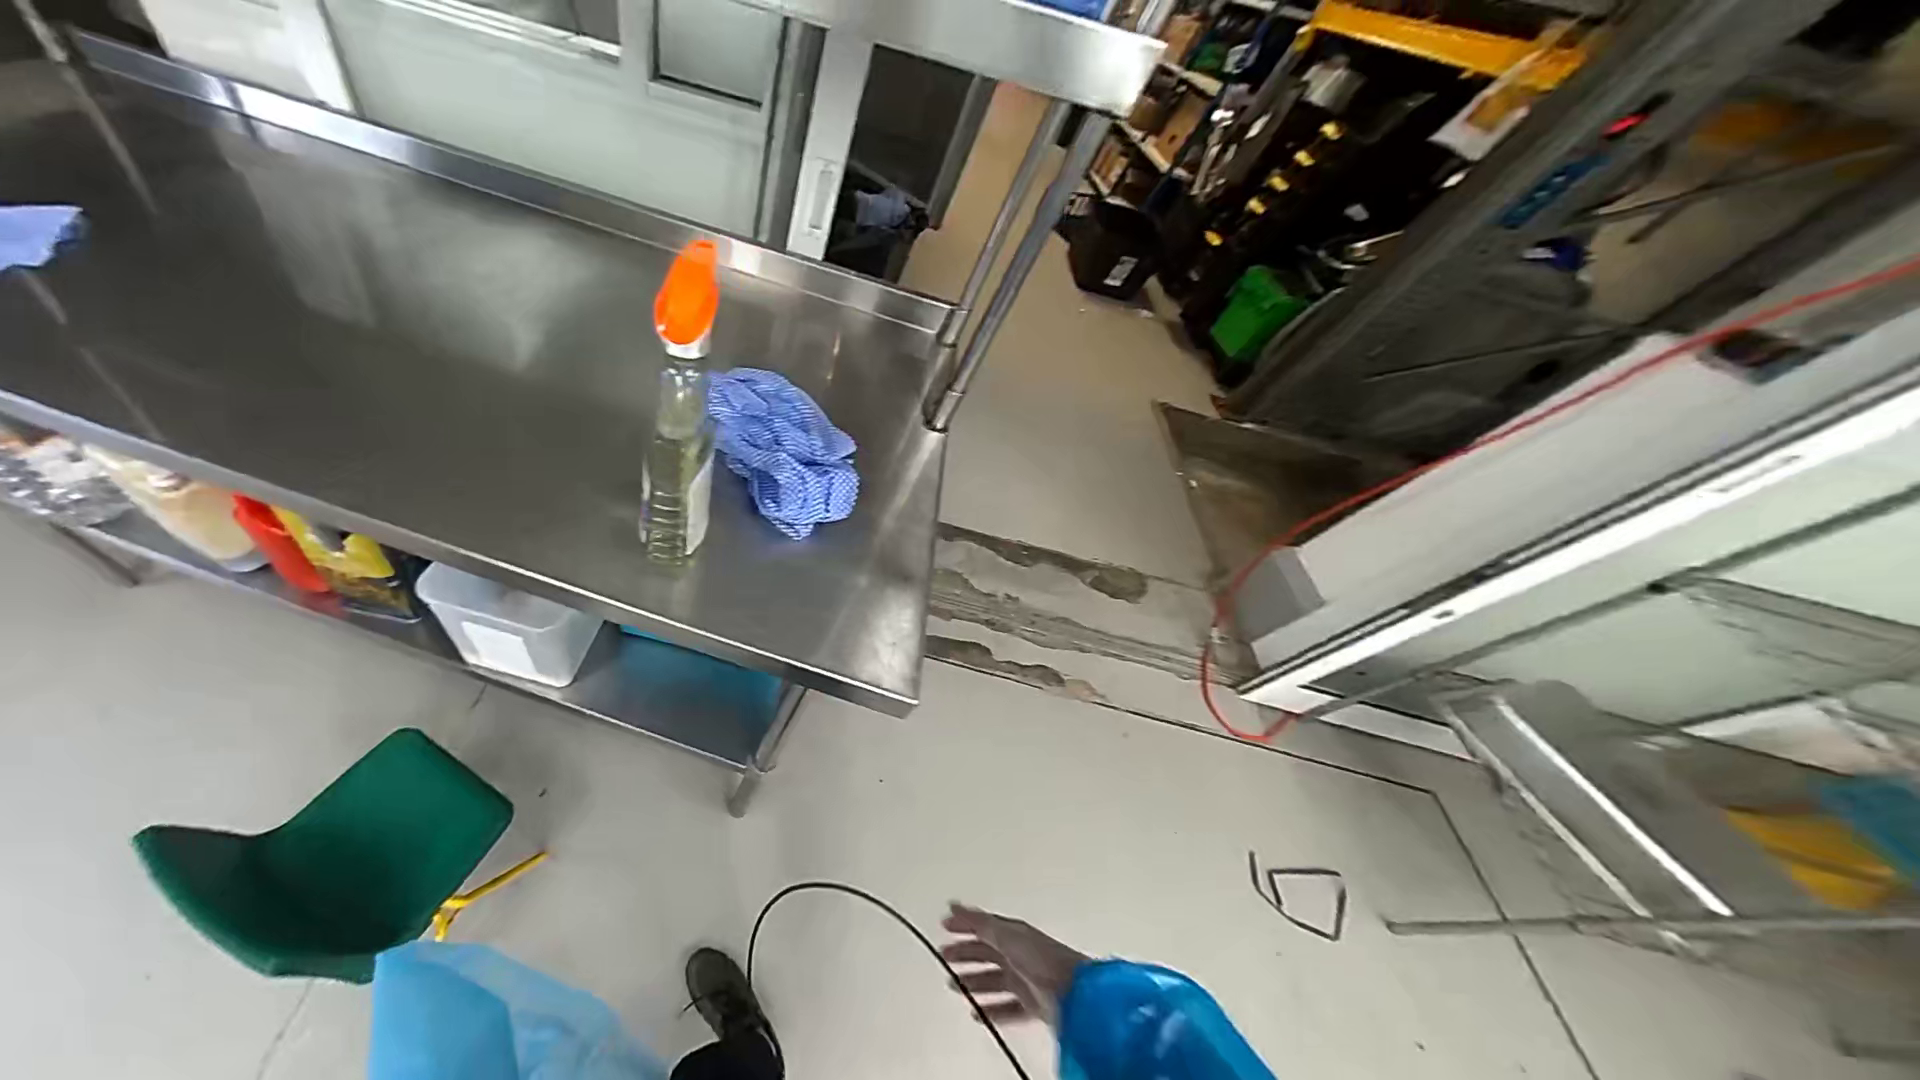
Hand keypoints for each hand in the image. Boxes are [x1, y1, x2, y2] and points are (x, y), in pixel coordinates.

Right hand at [940, 903, 1089, 1027]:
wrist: (1073, 993)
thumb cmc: (1042, 959)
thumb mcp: (1006, 935)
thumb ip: (979, 923)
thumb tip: (955, 904)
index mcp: (1015, 933)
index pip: (984, 926)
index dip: (964, 923)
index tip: (946, 922)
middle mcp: (1020, 953)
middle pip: (987, 951)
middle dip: (965, 952)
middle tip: (945, 954)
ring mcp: (1026, 978)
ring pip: (993, 979)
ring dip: (973, 981)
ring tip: (954, 984)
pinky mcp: (1032, 1004)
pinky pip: (1005, 1006)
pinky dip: (990, 1008)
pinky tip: (978, 1011)